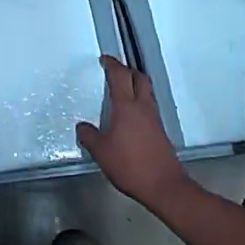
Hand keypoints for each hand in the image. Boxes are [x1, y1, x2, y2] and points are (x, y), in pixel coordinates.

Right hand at [77, 55, 190, 205]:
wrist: (163, 185)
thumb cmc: (129, 165)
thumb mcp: (101, 152)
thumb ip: (89, 136)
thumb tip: (82, 126)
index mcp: (126, 107)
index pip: (120, 77)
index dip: (112, 65)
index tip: (105, 59)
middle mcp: (142, 107)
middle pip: (139, 78)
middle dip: (127, 70)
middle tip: (115, 70)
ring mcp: (154, 118)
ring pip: (146, 91)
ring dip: (135, 83)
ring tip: (122, 88)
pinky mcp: (160, 130)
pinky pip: (148, 105)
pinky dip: (139, 99)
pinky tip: (130, 113)